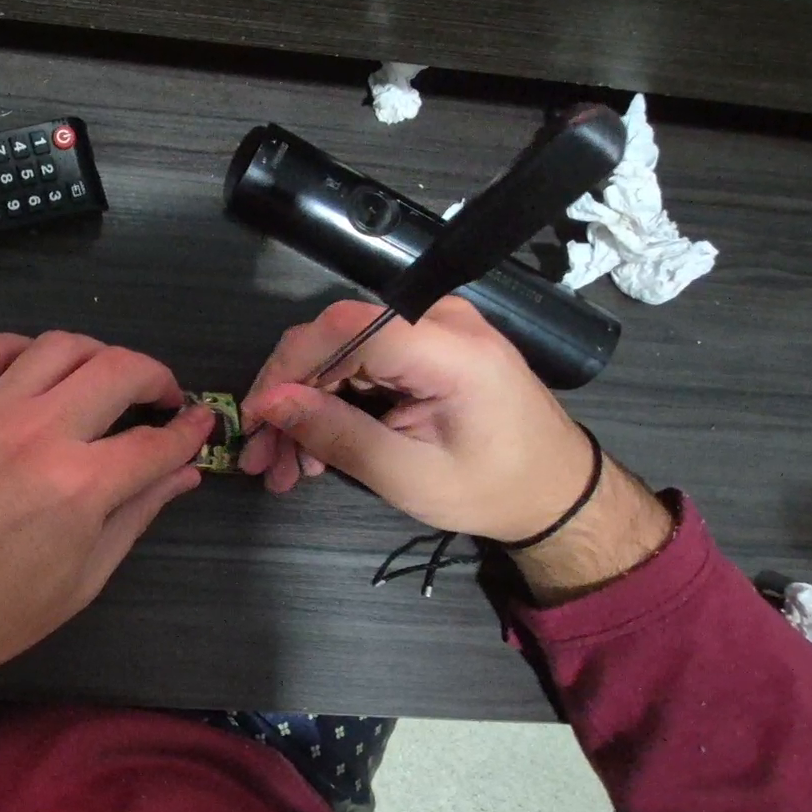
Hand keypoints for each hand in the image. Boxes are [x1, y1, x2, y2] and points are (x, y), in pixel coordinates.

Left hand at [0, 331, 214, 706]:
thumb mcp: (82, 580)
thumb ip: (137, 516)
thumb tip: (185, 473)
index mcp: (80, 488)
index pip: (156, 442)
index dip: (190, 431)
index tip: (200, 423)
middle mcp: (37, 434)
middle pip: (118, 370)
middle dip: (157, 376)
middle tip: (162, 396)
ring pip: (57, 347)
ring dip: (96, 354)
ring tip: (102, 379)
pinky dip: (20, 347)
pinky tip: (32, 370)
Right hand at [238, 298, 593, 541]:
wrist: (556, 490)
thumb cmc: (492, 488)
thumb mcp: (406, 475)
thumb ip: (335, 434)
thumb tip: (268, 404)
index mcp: (446, 349)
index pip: (343, 328)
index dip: (287, 368)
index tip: (256, 419)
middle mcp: (435, 321)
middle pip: (331, 342)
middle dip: (286, 401)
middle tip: (260, 458)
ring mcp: (428, 330)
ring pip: (335, 357)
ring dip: (302, 411)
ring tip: (284, 469)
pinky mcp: (421, 347)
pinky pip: (355, 366)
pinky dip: (329, 407)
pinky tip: (313, 453)